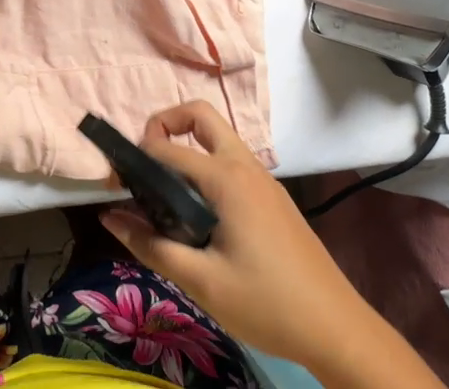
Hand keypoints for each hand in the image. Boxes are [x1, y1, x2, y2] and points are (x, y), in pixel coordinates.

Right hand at [98, 102, 441, 388]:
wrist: (339, 332)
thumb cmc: (267, 304)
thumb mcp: (201, 281)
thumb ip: (151, 245)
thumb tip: (108, 217)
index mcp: (227, 179)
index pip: (166, 146)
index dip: (134, 158)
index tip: (115, 185)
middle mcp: (246, 167)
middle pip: (200, 116)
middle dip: (164, 124)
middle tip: (143, 163)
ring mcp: (264, 181)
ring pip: (218, 139)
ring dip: (186, 147)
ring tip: (163, 192)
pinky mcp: (273, 199)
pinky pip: (231, 163)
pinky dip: (205, 168)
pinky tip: (197, 213)